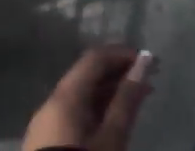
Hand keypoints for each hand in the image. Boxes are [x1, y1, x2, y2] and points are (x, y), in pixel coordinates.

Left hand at [23, 45, 155, 150]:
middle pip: (87, 74)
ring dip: (110, 91)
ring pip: (81, 94)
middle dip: (119, 72)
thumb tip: (145, 61)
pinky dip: (96, 108)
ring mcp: (45, 123)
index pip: (95, 58)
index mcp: (65, 96)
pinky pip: (73, 112)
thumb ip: (128, 96)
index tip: (149, 63)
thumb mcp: (112, 135)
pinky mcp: (45, 141)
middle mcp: (50, 103)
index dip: (124, 54)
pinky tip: (113, 120)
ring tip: (137, 100)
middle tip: (149, 81)